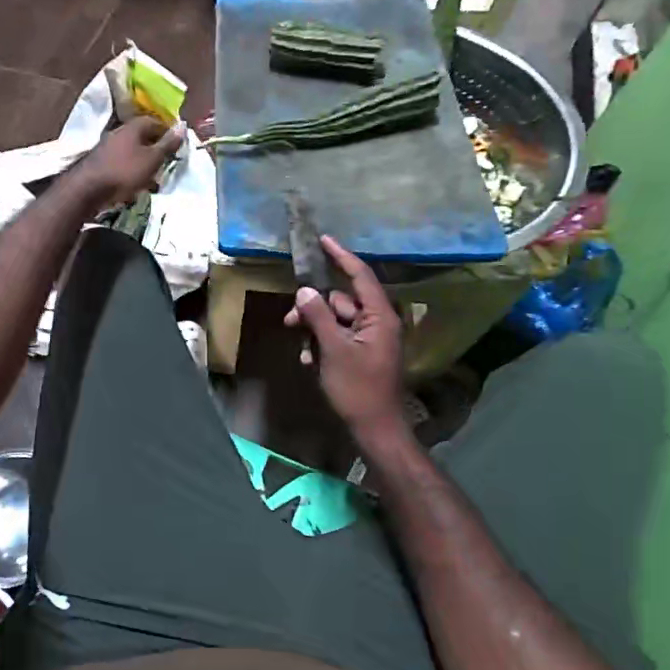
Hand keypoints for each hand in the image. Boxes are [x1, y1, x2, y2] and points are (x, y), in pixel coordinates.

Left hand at [76, 117, 185, 205]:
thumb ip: (167, 144)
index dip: (168, 132)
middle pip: (143, 138)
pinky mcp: (100, 164)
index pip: (155, 122)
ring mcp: (107, 148)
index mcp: (133, 127)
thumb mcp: (152, 159)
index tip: (177, 146)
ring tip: (154, 181)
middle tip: (167, 165)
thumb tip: (182, 126)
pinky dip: (131, 173)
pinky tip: (136, 187)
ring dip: (144, 165)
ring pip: (132, 153)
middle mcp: (119, 133)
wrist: (88, 190)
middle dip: (156, 151)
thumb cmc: (124, 171)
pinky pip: (122, 165)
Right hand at [284, 235, 408, 442]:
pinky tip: (311, 363)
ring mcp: (370, 340)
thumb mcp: (333, 349)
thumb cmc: (358, 388)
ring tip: (303, 352)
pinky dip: (322, 346)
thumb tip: (305, 290)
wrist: (375, 429)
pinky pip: (337, 339)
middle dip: (314, 309)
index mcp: (379, 316)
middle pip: (340, 301)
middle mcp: (377, 323)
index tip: (323, 240)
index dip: (341, 256)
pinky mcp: (361, 354)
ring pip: (335, 321)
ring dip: (314, 331)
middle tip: (290, 322)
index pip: (360, 276)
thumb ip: (318, 316)